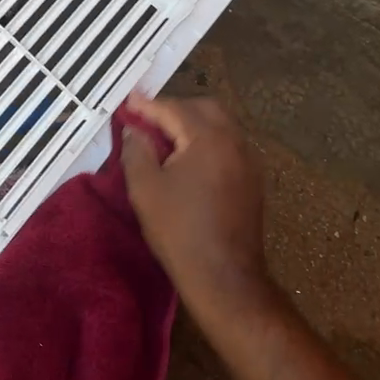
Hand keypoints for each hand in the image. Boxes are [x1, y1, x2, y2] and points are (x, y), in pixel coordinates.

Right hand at [120, 92, 268, 307]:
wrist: (224, 277)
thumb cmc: (179, 230)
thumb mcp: (145, 188)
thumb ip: (137, 150)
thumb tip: (135, 130)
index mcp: (208, 139)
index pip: (173, 109)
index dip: (147, 106)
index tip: (127, 102)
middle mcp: (235, 142)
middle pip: (204, 108)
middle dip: (174, 108)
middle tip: (148, 119)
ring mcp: (249, 161)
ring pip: (220, 125)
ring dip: (193, 123)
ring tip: (165, 138)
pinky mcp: (253, 180)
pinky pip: (229, 144)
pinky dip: (207, 140)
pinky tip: (189, 159)